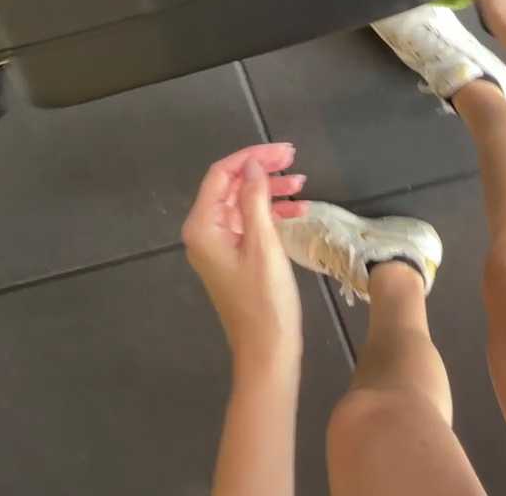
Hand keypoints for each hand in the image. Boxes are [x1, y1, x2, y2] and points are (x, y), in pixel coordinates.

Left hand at [182, 144, 308, 369]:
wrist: (266, 354)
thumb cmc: (264, 300)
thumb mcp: (263, 244)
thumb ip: (255, 198)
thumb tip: (252, 163)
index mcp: (202, 226)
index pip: (222, 174)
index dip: (252, 156)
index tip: (285, 151)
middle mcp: (204, 232)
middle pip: (232, 185)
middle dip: (263, 170)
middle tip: (295, 160)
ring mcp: (218, 246)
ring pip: (243, 202)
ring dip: (271, 190)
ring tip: (302, 184)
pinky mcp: (234, 257)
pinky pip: (250, 223)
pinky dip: (272, 213)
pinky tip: (299, 210)